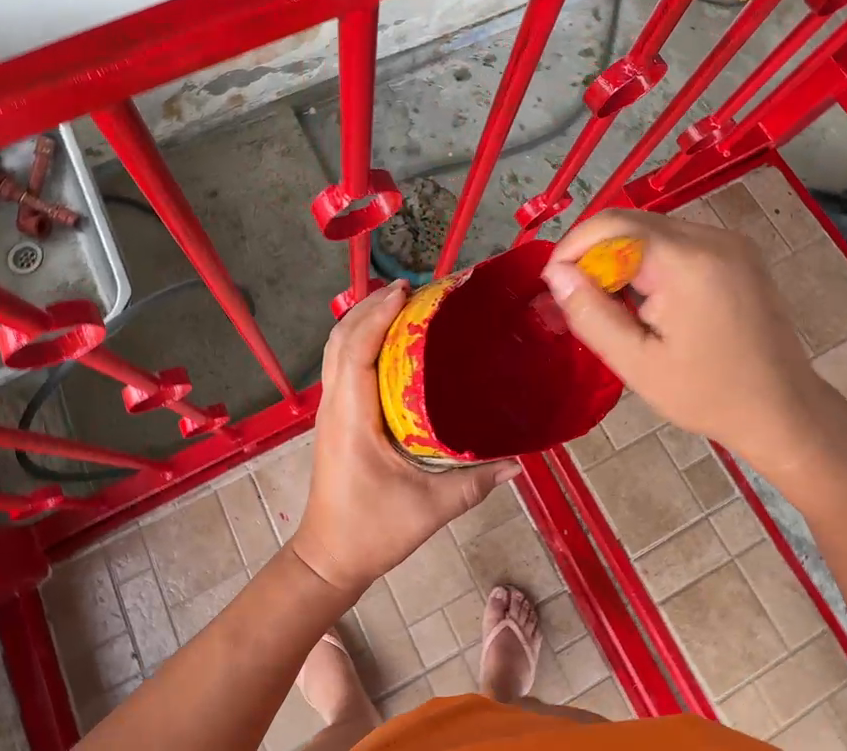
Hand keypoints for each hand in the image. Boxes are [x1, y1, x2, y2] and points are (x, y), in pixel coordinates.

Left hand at [290, 280, 521, 594]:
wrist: (329, 558)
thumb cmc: (372, 531)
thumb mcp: (430, 509)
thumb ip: (474, 482)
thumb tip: (518, 461)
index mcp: (351, 417)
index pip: (355, 349)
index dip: (377, 315)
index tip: (407, 291)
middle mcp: (335, 405)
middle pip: (340, 339)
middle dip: (370, 307)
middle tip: (411, 289)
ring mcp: (330, 411)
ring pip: (337, 349)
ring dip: (363, 320)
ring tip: (401, 304)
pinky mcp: (335, 419)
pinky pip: (342, 365)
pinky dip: (360, 340)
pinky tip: (390, 342)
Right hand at [541, 209, 828, 461]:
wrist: (783, 410)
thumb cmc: (707, 394)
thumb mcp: (637, 363)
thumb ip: (591, 314)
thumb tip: (555, 274)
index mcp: (687, 262)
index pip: (611, 227)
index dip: (572, 249)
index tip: (554, 285)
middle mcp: (711, 237)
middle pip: (630, 221)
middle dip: (592, 251)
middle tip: (574, 294)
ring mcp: (728, 240)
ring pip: (650, 228)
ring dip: (618, 254)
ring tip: (608, 300)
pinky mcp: (737, 251)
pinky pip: (675, 239)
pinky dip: (647, 258)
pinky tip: (644, 296)